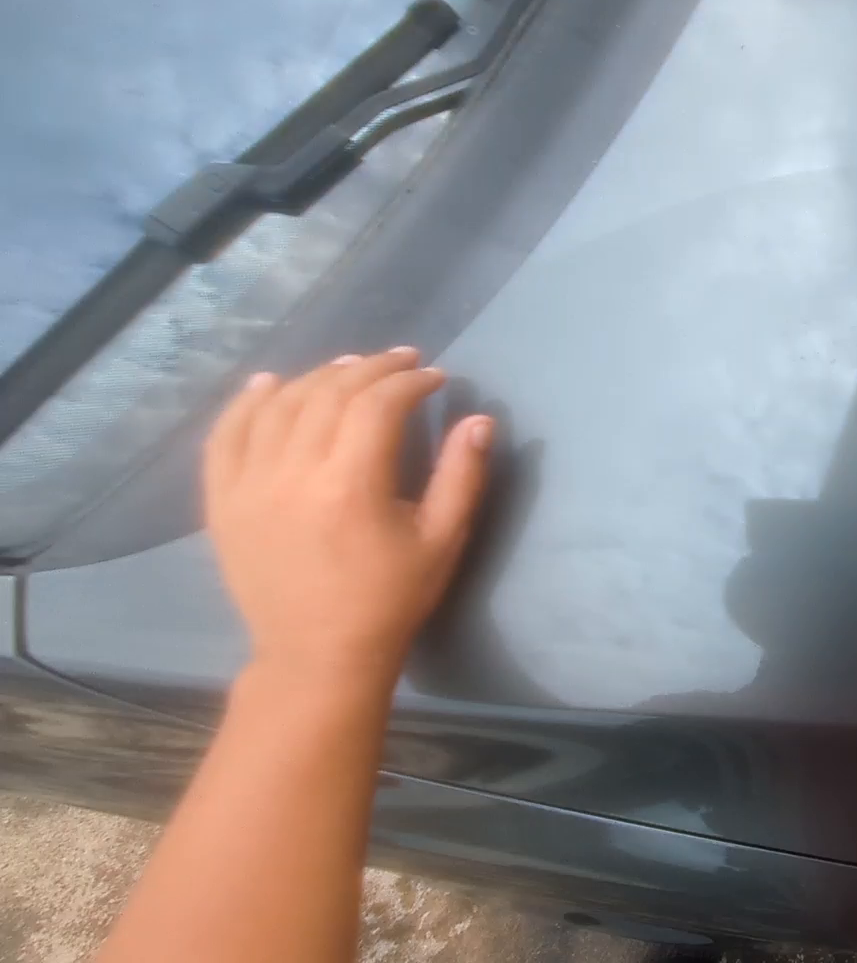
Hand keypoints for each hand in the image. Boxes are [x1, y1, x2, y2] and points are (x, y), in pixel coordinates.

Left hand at [202, 347, 491, 690]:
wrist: (319, 651)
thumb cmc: (393, 595)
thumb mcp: (444, 537)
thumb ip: (462, 474)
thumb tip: (479, 419)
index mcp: (350, 486)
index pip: (376, 406)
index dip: (409, 382)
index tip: (437, 377)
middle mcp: (290, 476)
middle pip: (327, 396)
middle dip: (370, 369)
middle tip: (404, 360)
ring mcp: (246, 488)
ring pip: (278, 408)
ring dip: (318, 377)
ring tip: (352, 366)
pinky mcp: (221, 502)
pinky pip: (225, 437)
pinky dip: (247, 404)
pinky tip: (270, 384)